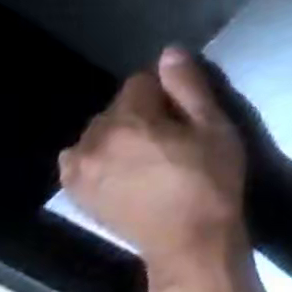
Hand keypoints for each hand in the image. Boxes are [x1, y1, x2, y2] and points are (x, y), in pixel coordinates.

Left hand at [60, 47, 247, 275]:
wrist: (190, 239)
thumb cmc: (211, 178)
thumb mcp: (214, 126)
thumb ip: (189, 87)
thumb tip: (170, 52)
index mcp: (129, 122)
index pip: (141, 81)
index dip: (169, 88)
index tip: (191, 107)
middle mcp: (92, 142)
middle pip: (118, 106)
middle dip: (145, 110)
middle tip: (178, 131)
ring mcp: (77, 170)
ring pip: (100, 131)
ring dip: (124, 132)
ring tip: (155, 152)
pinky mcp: (76, 192)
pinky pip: (83, 157)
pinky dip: (104, 153)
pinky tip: (130, 167)